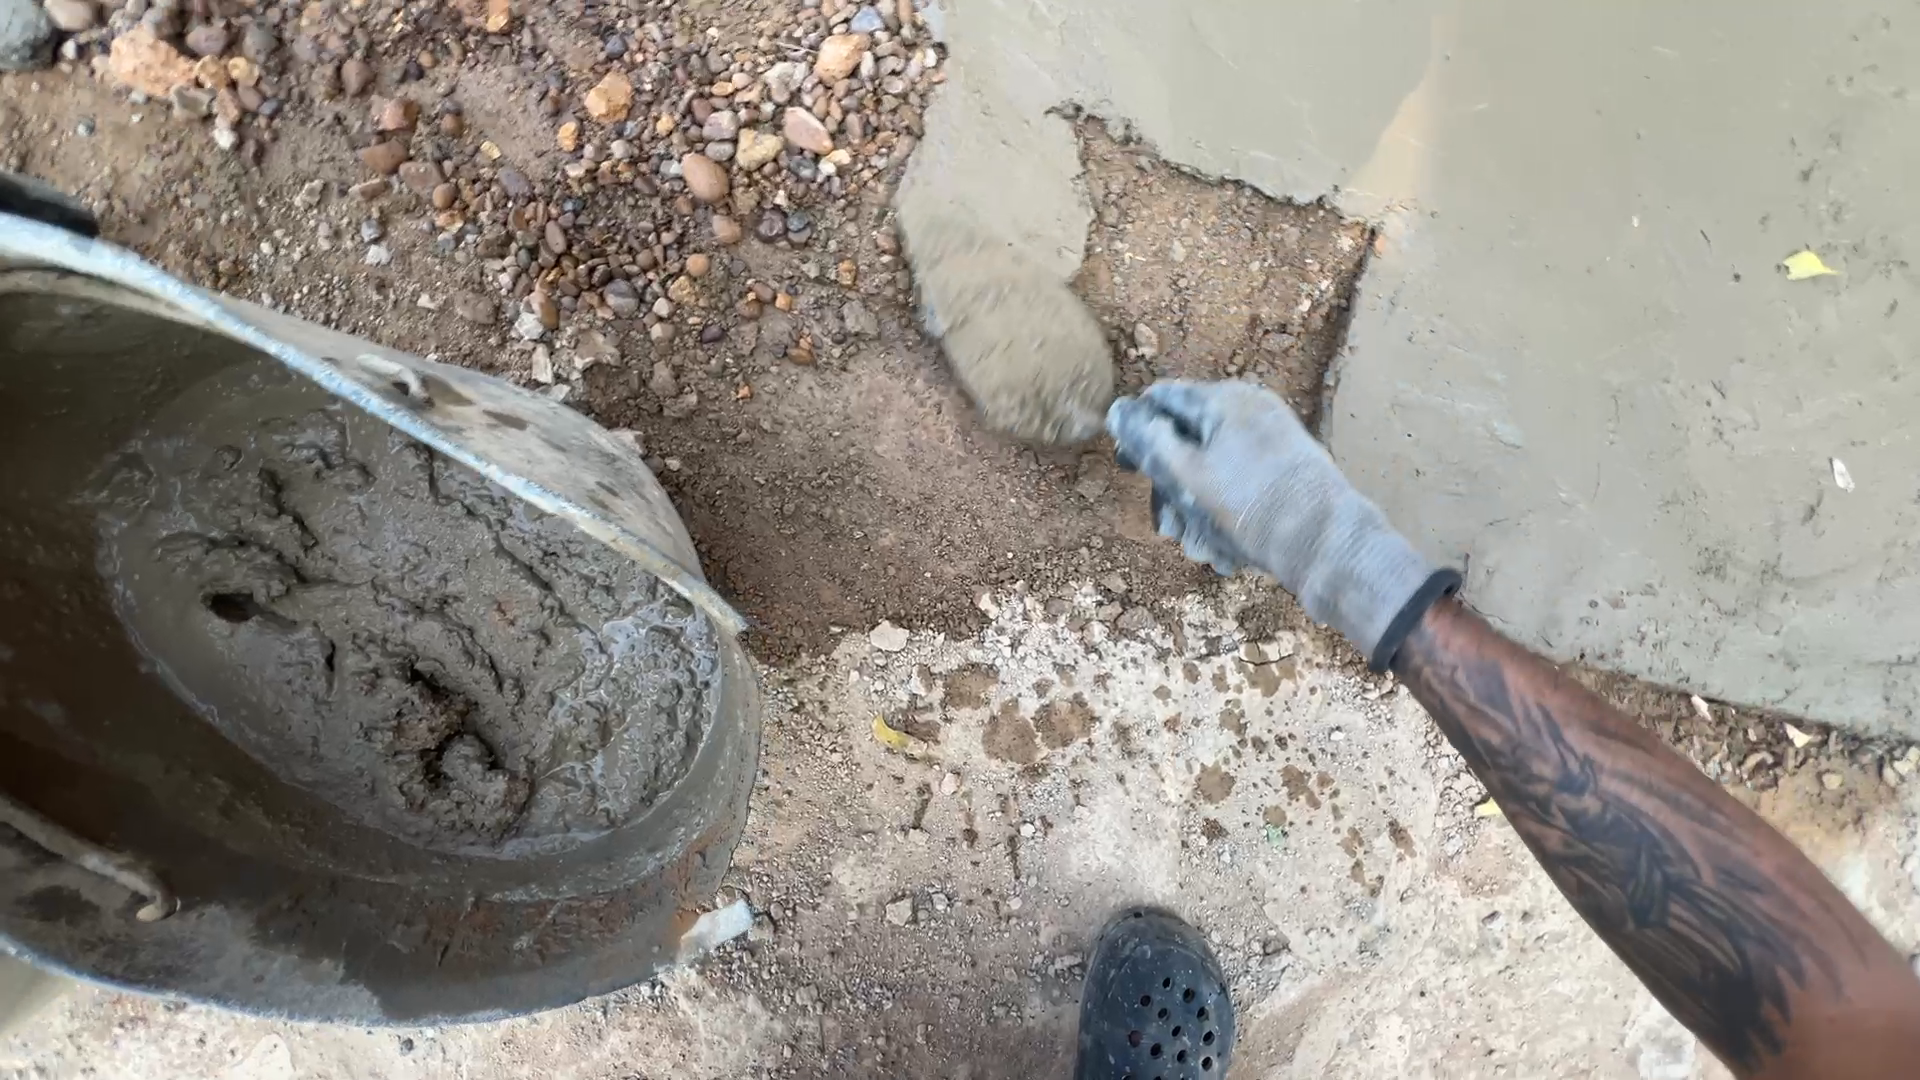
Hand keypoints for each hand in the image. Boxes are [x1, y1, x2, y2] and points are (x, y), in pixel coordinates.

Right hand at [1105, 380, 1457, 668]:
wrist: (1325, 545)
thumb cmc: (1248, 506)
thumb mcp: (1185, 474)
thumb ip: (1147, 440)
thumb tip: (1117, 409)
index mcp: (1224, 400)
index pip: (1162, 398)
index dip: (1138, 431)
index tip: (1129, 468)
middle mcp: (1248, 411)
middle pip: (1187, 439)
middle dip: (1169, 487)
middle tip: (1167, 528)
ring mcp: (1270, 438)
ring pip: (1211, 468)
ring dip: (1195, 510)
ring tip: (1199, 548)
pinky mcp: (1285, 468)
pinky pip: (1239, 483)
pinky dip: (1224, 513)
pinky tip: (1225, 550)